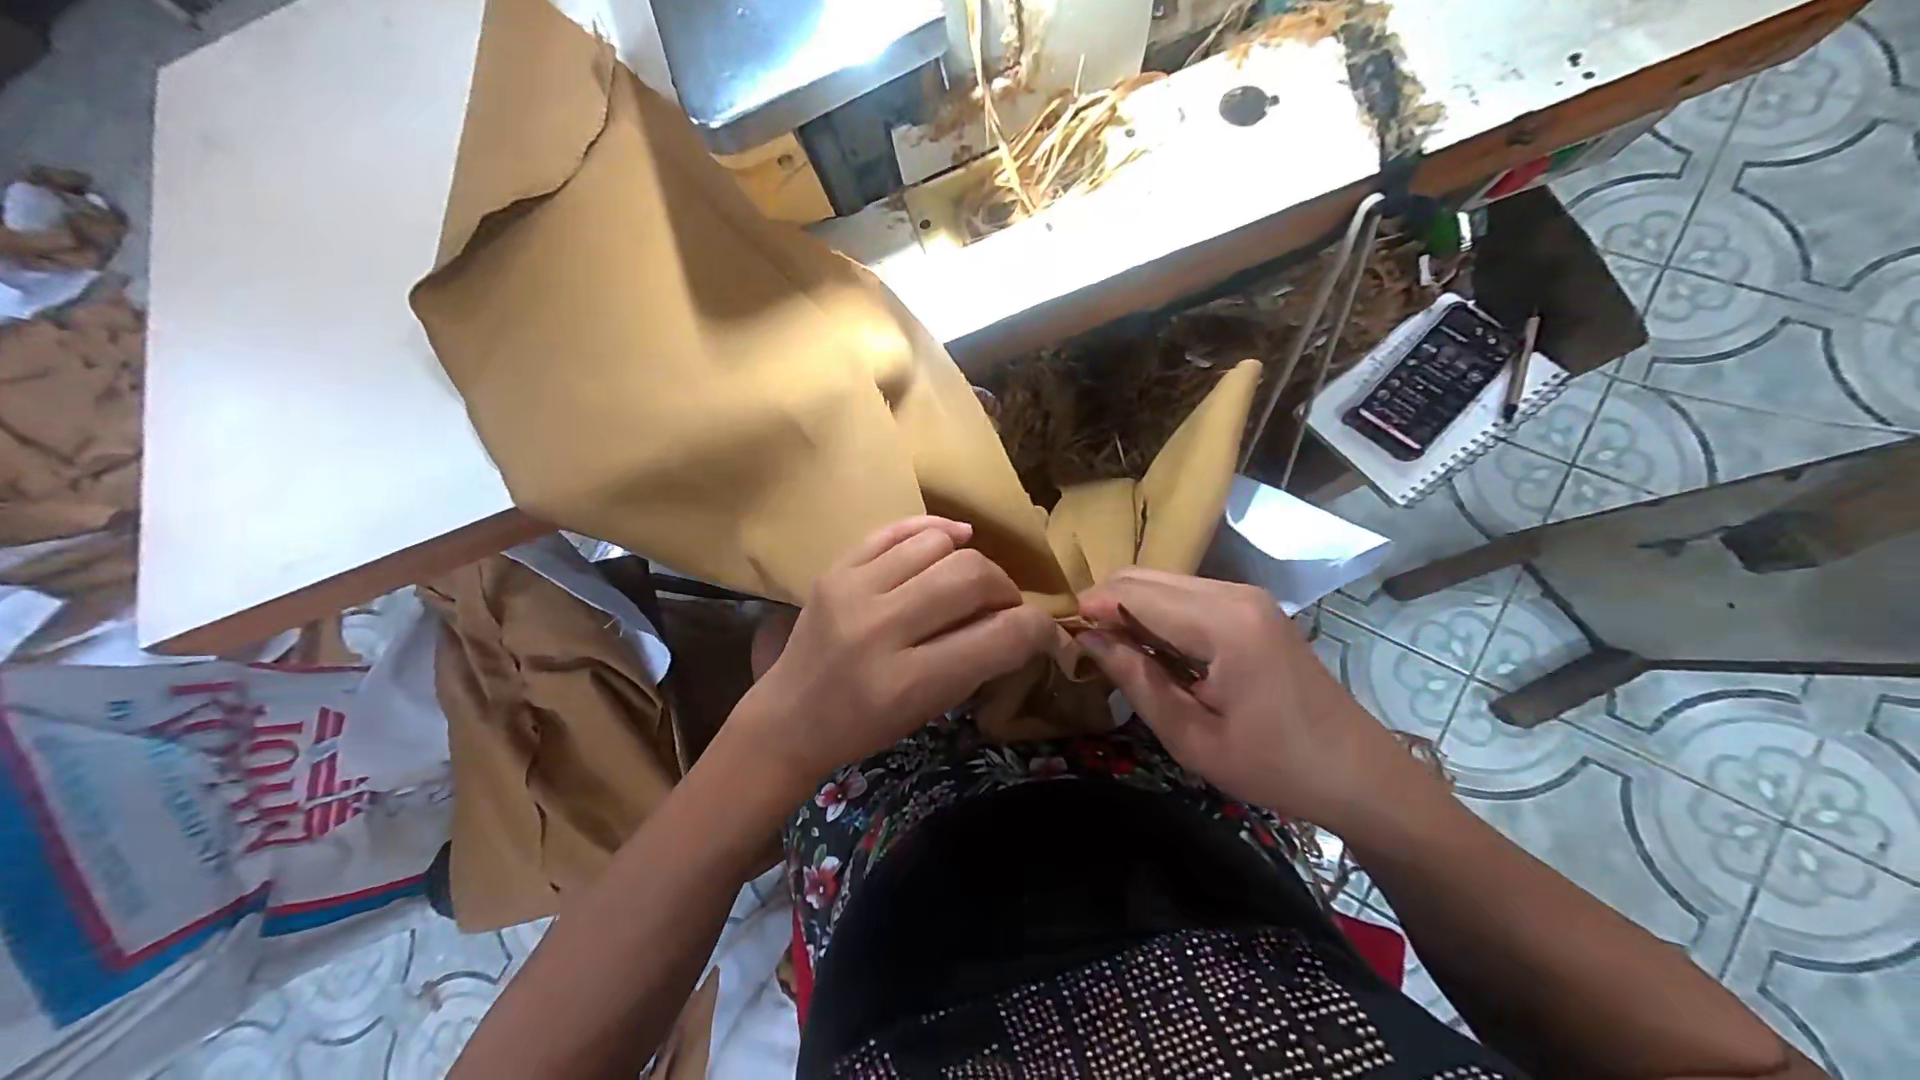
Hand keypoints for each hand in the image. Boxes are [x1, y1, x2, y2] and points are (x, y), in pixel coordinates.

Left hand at [732, 516, 1055, 788]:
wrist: (790, 717)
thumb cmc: (865, 726)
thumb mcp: (930, 709)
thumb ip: (980, 662)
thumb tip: (1024, 618)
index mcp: (908, 682)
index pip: (999, 636)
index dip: (1038, 628)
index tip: (1043, 630)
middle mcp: (879, 629)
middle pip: (972, 576)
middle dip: (1005, 588)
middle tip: (1002, 605)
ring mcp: (851, 591)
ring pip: (939, 544)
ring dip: (970, 560)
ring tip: (969, 581)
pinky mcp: (834, 569)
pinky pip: (896, 528)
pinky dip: (934, 529)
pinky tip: (953, 538)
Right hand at [1076, 568, 1439, 831]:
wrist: (1358, 773)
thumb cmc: (1274, 766)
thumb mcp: (1192, 736)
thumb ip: (1135, 679)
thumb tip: (1086, 637)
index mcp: (1223, 623)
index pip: (1132, 593)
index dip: (1091, 610)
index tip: (1067, 641)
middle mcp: (1234, 593)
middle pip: (1144, 577)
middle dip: (1107, 605)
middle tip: (1090, 652)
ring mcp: (1246, 595)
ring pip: (1162, 582)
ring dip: (1130, 610)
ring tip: (1120, 656)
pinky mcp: (1251, 606)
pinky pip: (1186, 595)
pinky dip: (1157, 614)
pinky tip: (1155, 652)